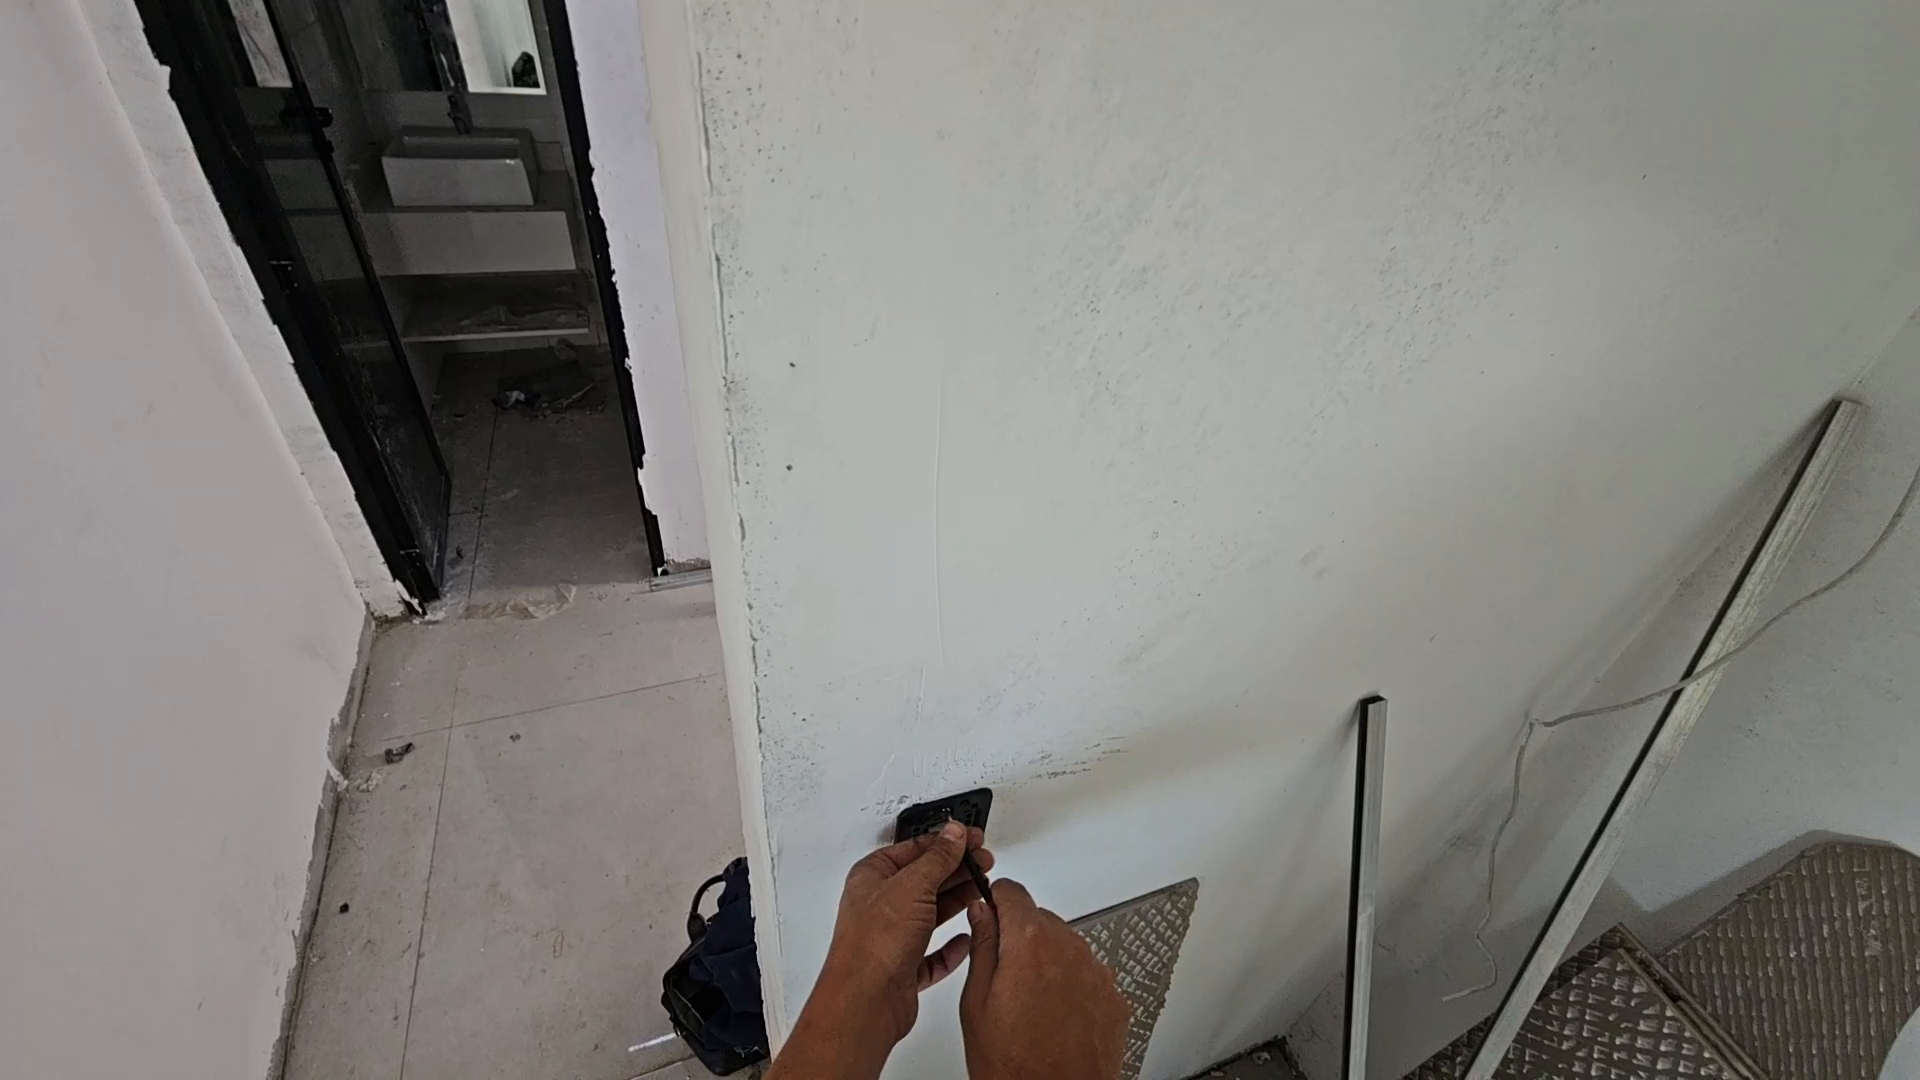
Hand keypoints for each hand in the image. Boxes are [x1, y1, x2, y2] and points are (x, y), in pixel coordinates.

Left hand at [766, 821, 992, 1079]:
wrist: (866, 1003)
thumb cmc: (874, 944)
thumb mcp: (913, 886)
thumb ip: (938, 858)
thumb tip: (953, 834)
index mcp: (873, 875)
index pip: (915, 847)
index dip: (946, 841)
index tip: (971, 839)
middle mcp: (880, 904)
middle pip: (925, 878)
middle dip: (956, 869)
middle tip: (983, 863)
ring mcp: (891, 937)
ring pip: (930, 913)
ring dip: (956, 901)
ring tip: (981, 889)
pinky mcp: (903, 968)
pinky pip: (931, 954)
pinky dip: (950, 948)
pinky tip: (964, 940)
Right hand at [960, 880, 1129, 1079]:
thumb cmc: (1014, 1068)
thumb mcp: (976, 1004)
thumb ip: (981, 947)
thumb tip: (981, 913)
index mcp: (1029, 943)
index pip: (1012, 891)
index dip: (996, 899)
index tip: (990, 910)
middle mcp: (1068, 948)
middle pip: (1039, 918)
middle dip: (1020, 936)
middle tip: (1005, 976)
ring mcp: (1095, 972)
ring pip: (1064, 944)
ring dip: (1047, 959)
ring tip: (1031, 1005)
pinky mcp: (1113, 996)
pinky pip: (1087, 972)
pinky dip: (1072, 984)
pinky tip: (1056, 1016)